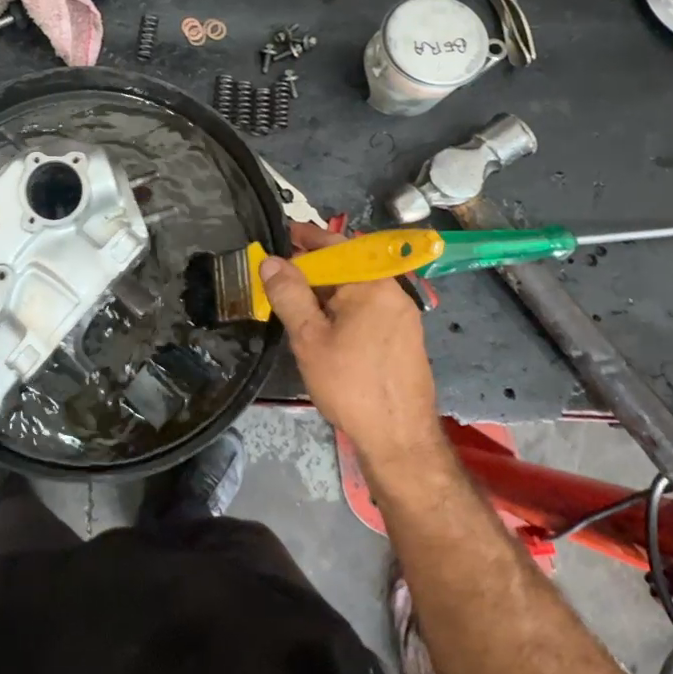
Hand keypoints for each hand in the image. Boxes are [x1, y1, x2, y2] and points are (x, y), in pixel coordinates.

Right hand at [259, 222, 441, 464]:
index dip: (303, 238)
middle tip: (276, 275)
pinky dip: (340, 306)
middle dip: (310, 266)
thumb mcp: (309, 338)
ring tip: (292, 301)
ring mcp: (402, 314)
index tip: (277, 236)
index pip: (334, 244)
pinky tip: (321, 324)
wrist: (399, 437)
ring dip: (324, 288)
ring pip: (355, 287)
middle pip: (346, 264)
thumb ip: (289, 294)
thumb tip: (270, 260)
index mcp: (372, 283)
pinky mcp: (402, 336)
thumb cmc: (351, 384)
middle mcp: (392, 290)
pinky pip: (366, 306)